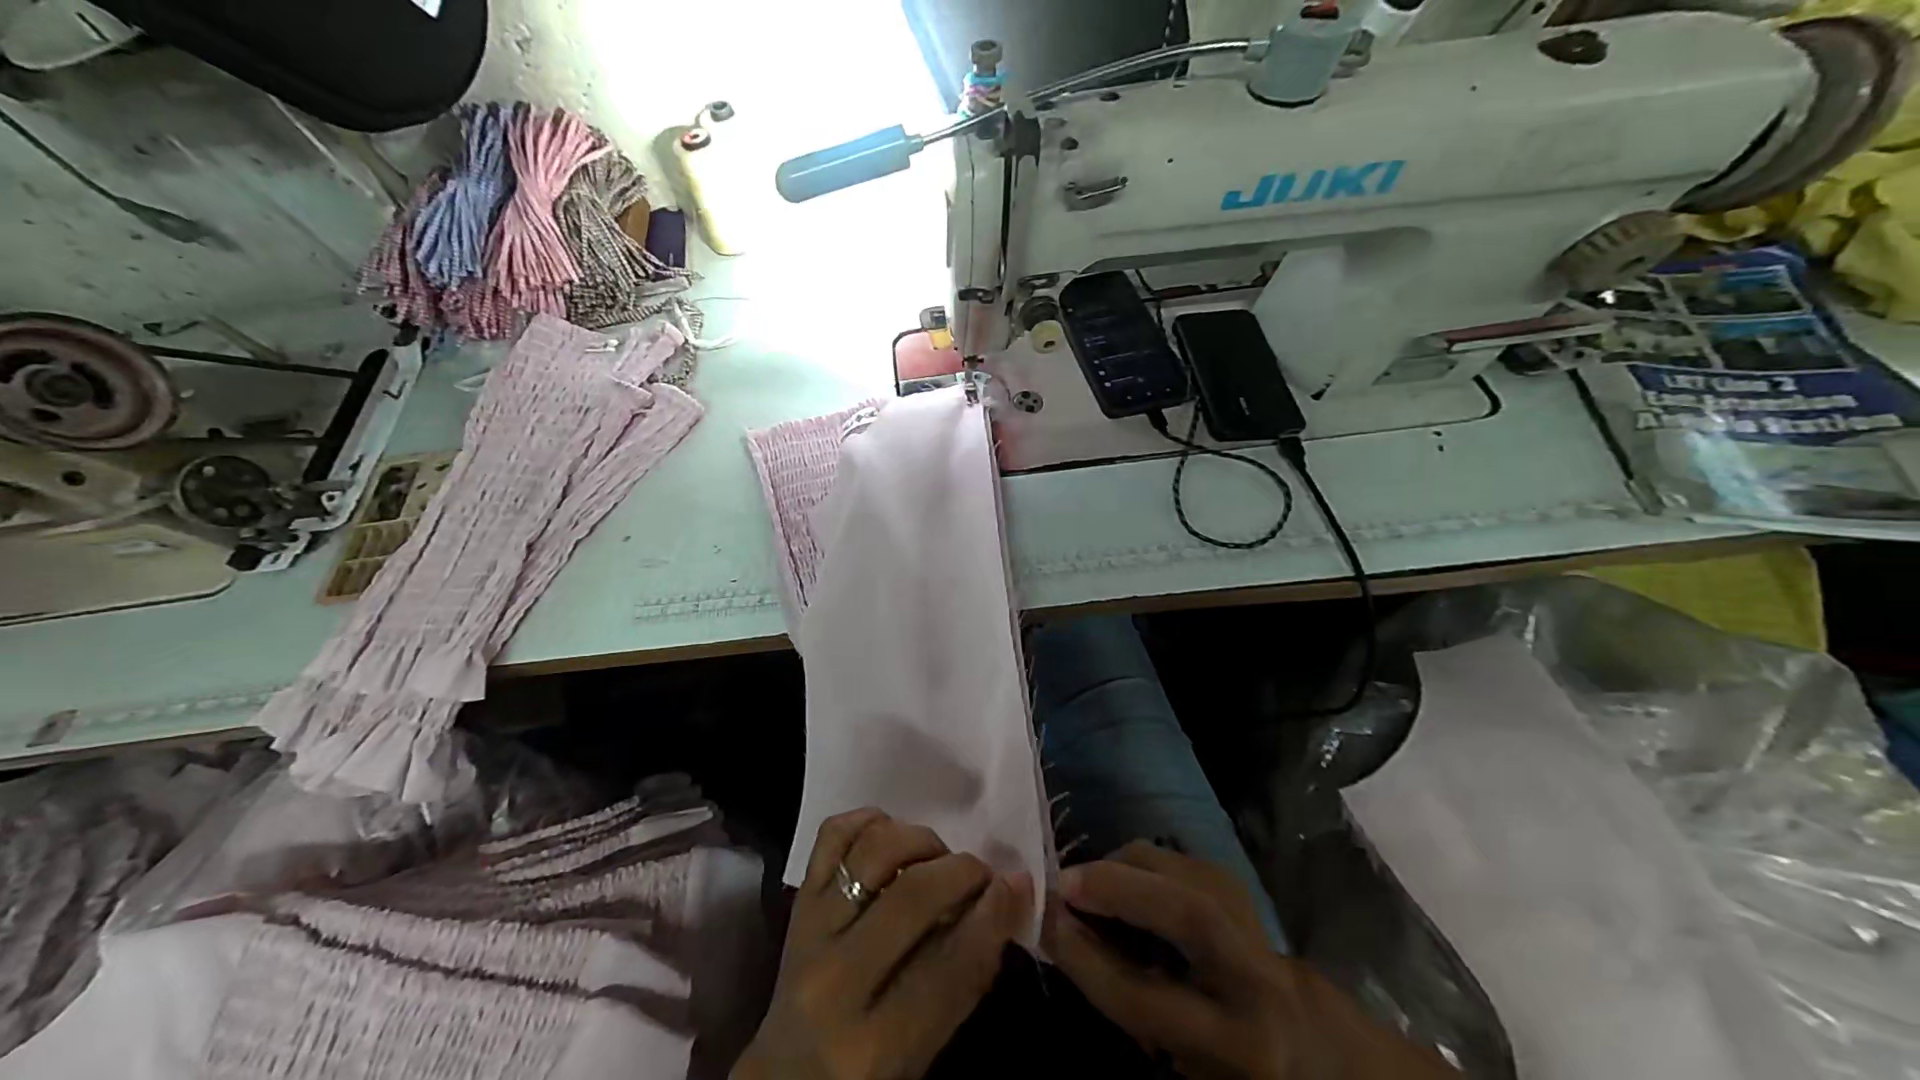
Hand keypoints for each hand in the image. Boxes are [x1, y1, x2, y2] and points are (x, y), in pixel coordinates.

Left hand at [733, 809, 1032, 1079]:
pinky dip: (869, 822)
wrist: (787, 1070)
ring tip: (938, 859)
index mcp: (874, 1046)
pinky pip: (833, 835)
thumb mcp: (925, 1046)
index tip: (1016, 884)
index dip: (992, 916)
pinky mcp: (797, 901)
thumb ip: (966, 975)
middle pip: (912, 896)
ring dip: (921, 842)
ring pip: (873, 852)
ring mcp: (809, 931)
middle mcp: (834, 982)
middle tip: (982, 873)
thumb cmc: (869, 1066)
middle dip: (962, 871)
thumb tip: (1010, 894)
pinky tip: (893, 837)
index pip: (949, 965)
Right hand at [1044, 841, 1456, 1079]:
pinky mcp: (1251, 898)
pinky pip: (1189, 864)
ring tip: (1090, 878)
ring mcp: (1262, 932)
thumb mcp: (1180, 1057)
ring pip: (1194, 875)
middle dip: (1119, 889)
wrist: (1316, 1053)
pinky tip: (1125, 879)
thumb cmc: (1232, 1067)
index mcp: (1238, 1045)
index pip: (1146, 998)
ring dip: (1129, 865)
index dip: (1086, 959)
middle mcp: (1259, 985)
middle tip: (1065, 881)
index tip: (1046, 926)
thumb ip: (1127, 998)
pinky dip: (1147, 863)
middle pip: (1190, 914)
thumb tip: (1063, 934)